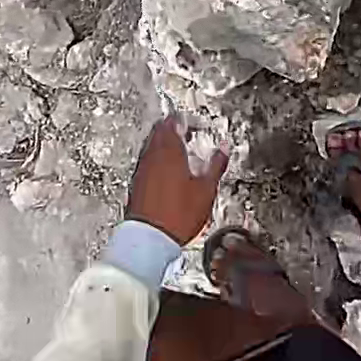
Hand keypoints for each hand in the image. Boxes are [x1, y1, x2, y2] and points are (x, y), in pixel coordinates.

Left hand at [126, 116, 227, 243]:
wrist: (149, 240)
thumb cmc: (177, 214)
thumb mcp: (206, 189)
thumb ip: (215, 165)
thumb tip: (223, 150)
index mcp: (169, 151)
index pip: (172, 123)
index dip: (185, 121)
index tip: (195, 125)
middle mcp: (152, 156)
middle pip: (159, 132)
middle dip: (174, 130)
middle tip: (188, 135)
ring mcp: (142, 170)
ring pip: (152, 147)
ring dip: (166, 146)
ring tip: (181, 154)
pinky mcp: (137, 184)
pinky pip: (148, 163)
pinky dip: (158, 161)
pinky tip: (169, 174)